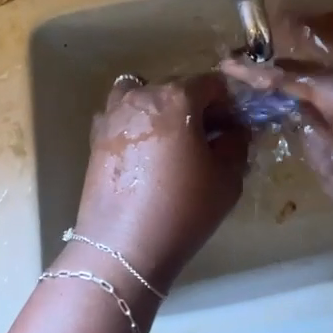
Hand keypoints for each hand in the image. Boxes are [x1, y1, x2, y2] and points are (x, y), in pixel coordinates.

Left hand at [68, 72, 249, 288]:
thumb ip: (236, 143)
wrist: (122, 248)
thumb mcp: (227, 179)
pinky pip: (122, 116)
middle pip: (177, 88)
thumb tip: (233, 130)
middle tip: (205, 141)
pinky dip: (135, 124)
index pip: (212, 84)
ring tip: (169, 143)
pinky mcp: (96, 134)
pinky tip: (142, 154)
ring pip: (144, 95)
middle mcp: (144, 94)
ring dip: (161, 109)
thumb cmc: (182, 210)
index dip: (228, 104)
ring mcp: (115, 112)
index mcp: (177, 97)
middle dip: (195, 108)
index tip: (232, 130)